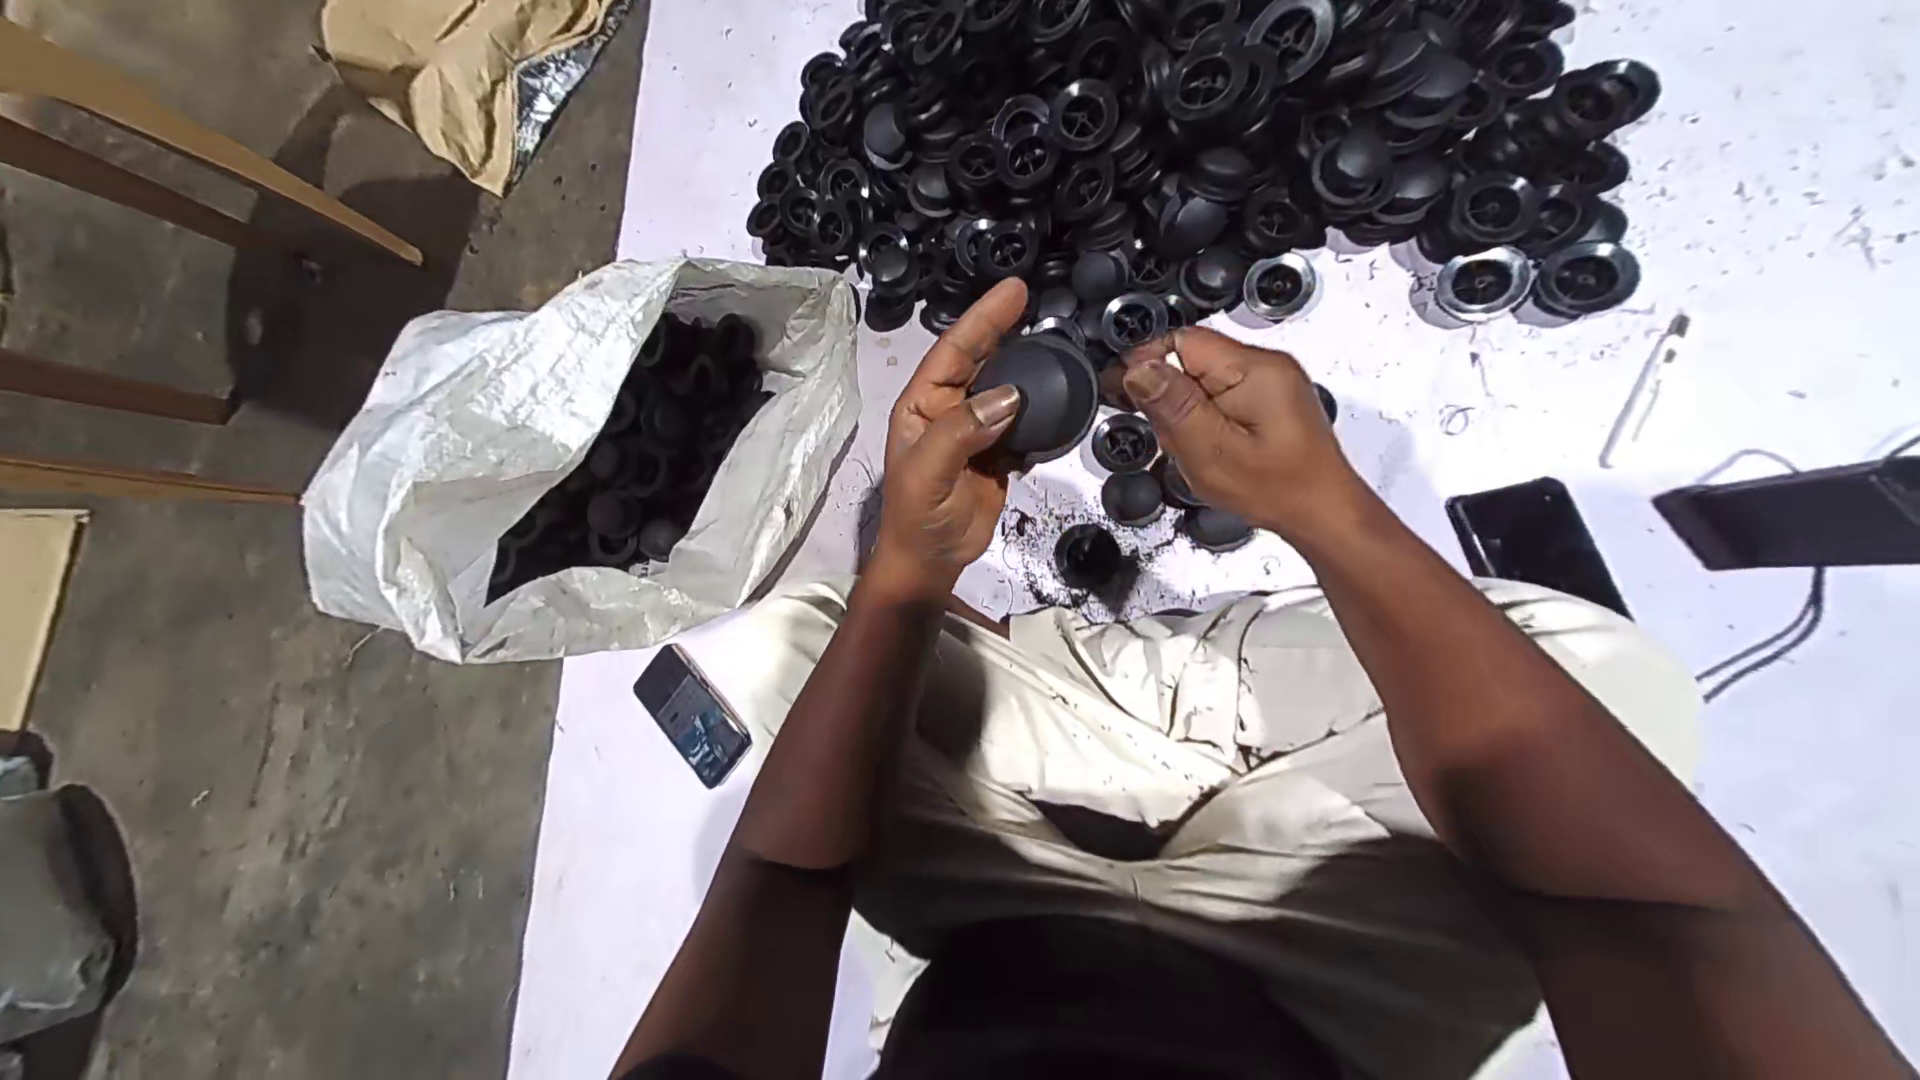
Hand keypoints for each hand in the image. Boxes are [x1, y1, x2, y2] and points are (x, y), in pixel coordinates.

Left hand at [868, 278, 1028, 600]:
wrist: (932, 559)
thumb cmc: (916, 518)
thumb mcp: (928, 472)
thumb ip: (961, 431)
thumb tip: (1008, 398)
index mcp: (923, 406)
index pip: (952, 352)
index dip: (982, 321)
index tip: (1012, 293)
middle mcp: (948, 411)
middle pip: (981, 361)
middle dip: (1005, 331)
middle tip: (1036, 304)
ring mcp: (975, 431)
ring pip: (1005, 390)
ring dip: (1027, 370)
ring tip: (1053, 344)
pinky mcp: (998, 453)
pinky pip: (1023, 425)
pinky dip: (1040, 413)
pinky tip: (1057, 400)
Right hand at [1120, 327, 1369, 542]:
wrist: (1319, 513)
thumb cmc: (1279, 489)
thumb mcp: (1211, 452)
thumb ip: (1173, 406)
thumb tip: (1139, 368)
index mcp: (1253, 370)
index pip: (1180, 340)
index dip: (1146, 364)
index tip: (1126, 390)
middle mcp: (1263, 367)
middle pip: (1187, 358)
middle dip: (1165, 396)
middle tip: (1171, 435)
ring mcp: (1265, 382)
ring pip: (1197, 380)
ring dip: (1182, 413)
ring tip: (1195, 447)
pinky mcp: (1262, 399)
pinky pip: (1214, 397)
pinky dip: (1199, 421)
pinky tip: (1207, 446)